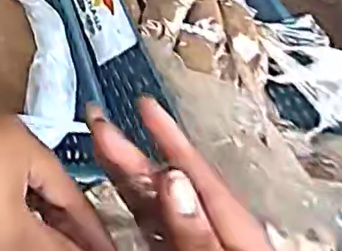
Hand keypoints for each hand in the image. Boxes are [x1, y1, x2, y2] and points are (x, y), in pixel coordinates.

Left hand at [0, 113, 115, 250]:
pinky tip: (8, 229)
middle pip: (47, 184)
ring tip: (45, 247)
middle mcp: (7, 128)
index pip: (71, 192)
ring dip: (35, 217)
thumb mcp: (11, 235)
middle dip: (62, 225)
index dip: (92, 233)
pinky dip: (9, 204)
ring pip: (22, 182)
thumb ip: (55, 249)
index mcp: (26, 141)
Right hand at [88, 99, 273, 250]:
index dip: (171, 139)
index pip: (202, 181)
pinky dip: (130, 215)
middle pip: (174, 191)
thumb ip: (201, 238)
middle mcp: (218, 242)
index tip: (145, 105)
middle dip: (134, 156)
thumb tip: (172, 179)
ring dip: (127, 178)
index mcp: (241, 240)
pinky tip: (112, 198)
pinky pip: (153, 238)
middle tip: (99, 124)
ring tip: (100, 145)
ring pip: (159, 211)